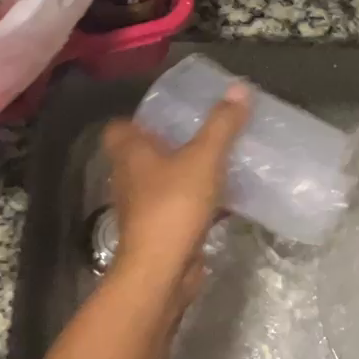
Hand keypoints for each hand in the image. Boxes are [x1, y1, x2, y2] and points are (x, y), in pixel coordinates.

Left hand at [102, 85, 250, 291]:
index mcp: (129, 153)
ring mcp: (140, 208)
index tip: (167, 114)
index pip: (119, 127)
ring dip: (182, 174)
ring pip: (160, 181)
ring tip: (216, 162)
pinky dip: (194, 202)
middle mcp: (128, 177)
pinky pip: (176, 207)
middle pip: (141, 153)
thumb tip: (239, 87)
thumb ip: (222, 124)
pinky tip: (223, 199)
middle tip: (199, 133)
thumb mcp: (204, 157)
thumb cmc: (173, 205)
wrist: (161, 271)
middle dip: (167, 144)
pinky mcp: (157, 232)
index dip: (138, 119)